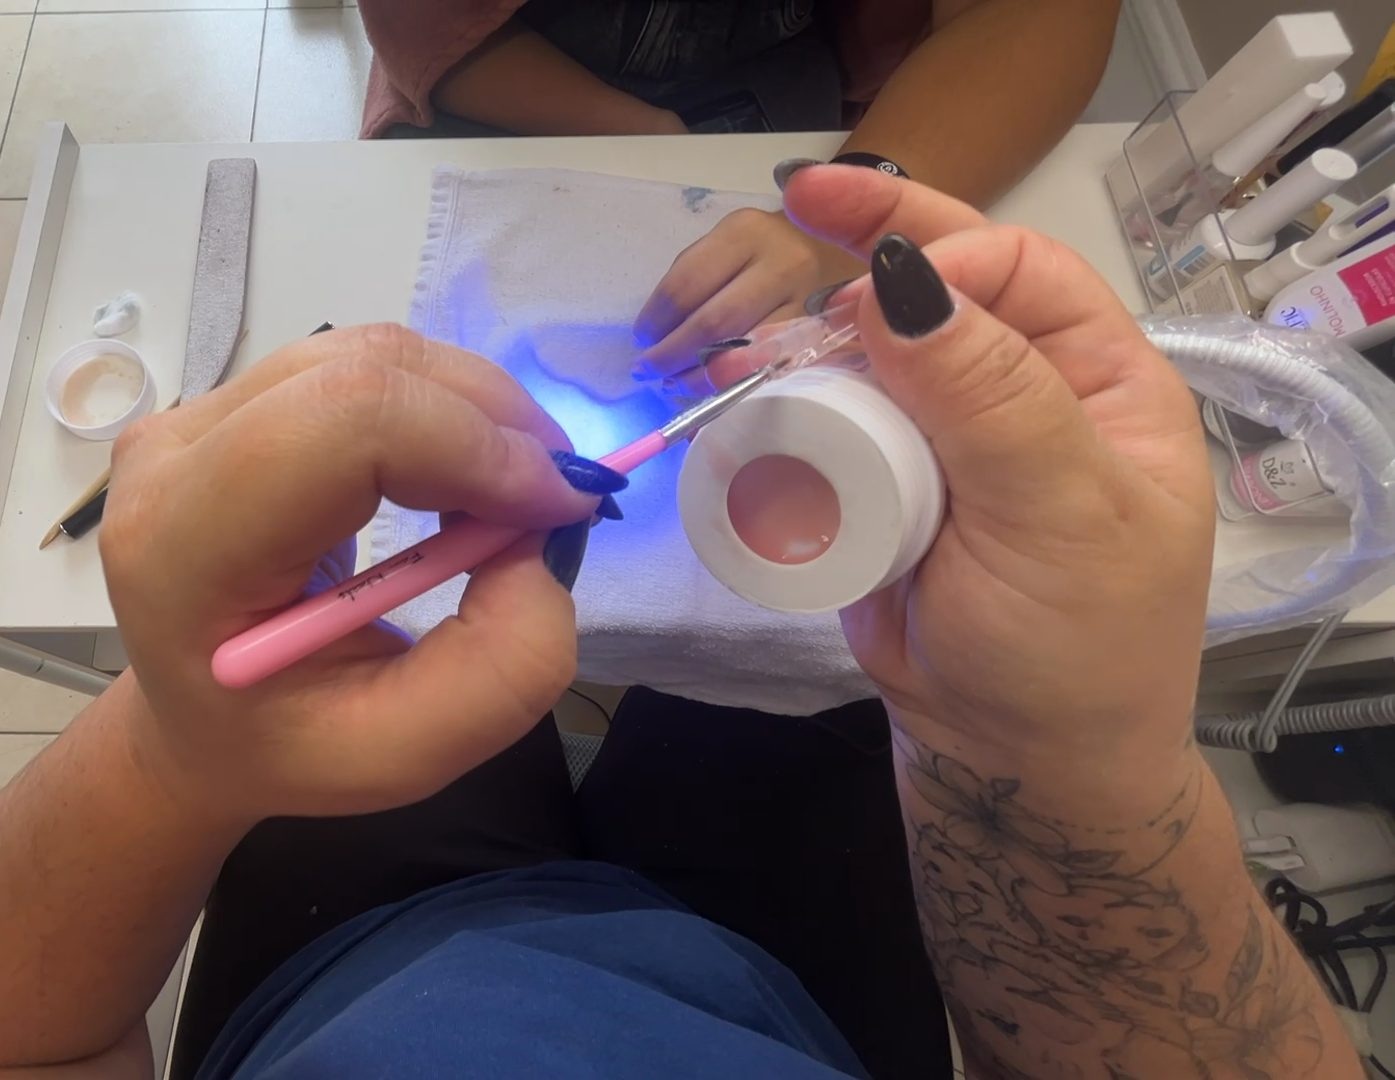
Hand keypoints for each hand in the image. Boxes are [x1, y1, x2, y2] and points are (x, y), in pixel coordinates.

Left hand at [98, 325, 600, 823]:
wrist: (193, 719)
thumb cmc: (280, 747)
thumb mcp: (400, 755)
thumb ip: (501, 669)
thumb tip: (542, 540)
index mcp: (187, 545)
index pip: (345, 425)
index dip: (474, 446)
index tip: (561, 507)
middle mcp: (174, 454)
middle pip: (362, 370)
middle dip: (491, 419)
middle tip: (556, 495)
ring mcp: (194, 416)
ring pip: (368, 354)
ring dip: (469, 407)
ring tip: (513, 486)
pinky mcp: (229, 406)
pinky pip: (354, 368)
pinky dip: (435, 404)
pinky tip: (458, 466)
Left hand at [634, 207, 864, 379]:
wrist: (832, 248)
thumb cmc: (758, 252)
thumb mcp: (724, 246)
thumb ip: (689, 283)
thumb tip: (653, 337)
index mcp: (742, 235)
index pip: (683, 287)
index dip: (654, 321)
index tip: (641, 339)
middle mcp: (778, 264)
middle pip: (711, 324)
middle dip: (670, 355)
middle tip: (647, 369)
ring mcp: (803, 302)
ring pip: (738, 352)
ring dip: (695, 375)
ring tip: (671, 381)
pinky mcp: (816, 334)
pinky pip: (762, 367)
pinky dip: (726, 381)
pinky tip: (706, 383)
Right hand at [783, 166, 1215, 764]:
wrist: (998, 739)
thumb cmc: (1067, 636)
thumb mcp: (1056, 513)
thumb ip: (990, 396)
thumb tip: (900, 281)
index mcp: (1086, 380)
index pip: (1014, 273)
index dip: (940, 258)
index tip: (864, 296)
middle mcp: (999, 395)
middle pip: (925, 293)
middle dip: (857, 250)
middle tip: (791, 208)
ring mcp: (921, 442)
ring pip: (853, 363)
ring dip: (795, 341)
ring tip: (740, 351)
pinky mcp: (860, 485)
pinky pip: (813, 427)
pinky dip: (769, 409)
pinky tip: (731, 400)